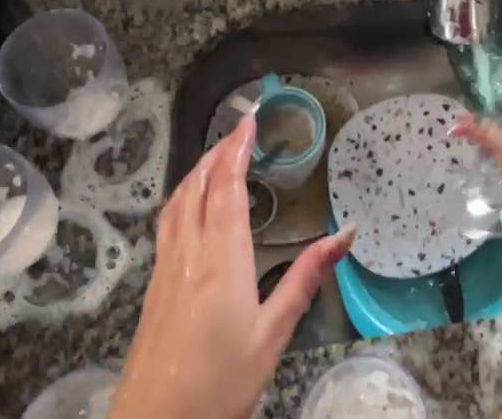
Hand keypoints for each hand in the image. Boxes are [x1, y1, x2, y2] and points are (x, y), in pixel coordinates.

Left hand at [111, 116, 354, 418]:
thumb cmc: (219, 384)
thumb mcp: (273, 334)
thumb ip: (306, 278)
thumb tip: (347, 232)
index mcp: (221, 258)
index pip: (227, 185)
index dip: (237, 147)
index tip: (250, 118)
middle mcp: (188, 252)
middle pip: (198, 184)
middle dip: (218, 150)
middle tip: (241, 129)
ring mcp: (165, 268)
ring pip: (177, 200)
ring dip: (198, 169)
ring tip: (219, 156)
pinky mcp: (153, 285)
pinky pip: (168, 221)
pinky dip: (183, 195)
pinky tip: (191, 204)